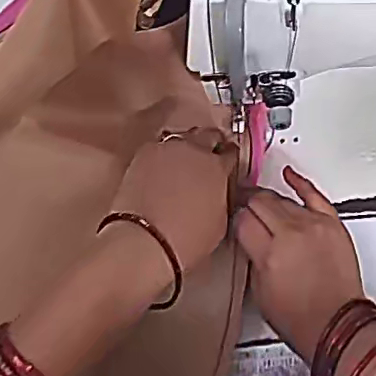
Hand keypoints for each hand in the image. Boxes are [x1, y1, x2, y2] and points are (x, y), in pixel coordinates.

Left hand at [105, 127, 238, 282]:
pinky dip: (162, 153)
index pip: (231, 152)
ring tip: (181, 164)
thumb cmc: (188, 239)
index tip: (227, 166)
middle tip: (207, 160)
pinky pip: (159, 145)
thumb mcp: (220, 221)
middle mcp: (196, 149)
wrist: (144, 240)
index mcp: (218, 167)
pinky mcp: (144, 151)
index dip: (230, 159)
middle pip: (209, 135)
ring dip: (186, 147)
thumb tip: (219, 190)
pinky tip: (159, 169)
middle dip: (211, 144)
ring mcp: (168, 147)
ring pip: (183, 137)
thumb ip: (223, 196)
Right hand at [233, 167, 365, 360]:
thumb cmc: (302, 319)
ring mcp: (314, 225)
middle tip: (241, 203)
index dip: (235, 217)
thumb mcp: (260, 293)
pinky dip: (300, 182)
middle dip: (247, 202)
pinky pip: (313, 194)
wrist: (338, 326)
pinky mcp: (332, 223)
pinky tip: (289, 175)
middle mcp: (291, 234)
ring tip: (260, 199)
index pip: (243, 219)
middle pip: (260, 202)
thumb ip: (251, 258)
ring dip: (269, 199)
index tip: (233, 217)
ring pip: (283, 199)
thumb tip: (247, 238)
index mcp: (269, 254)